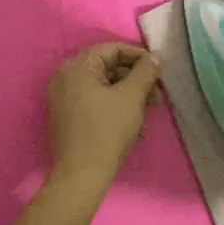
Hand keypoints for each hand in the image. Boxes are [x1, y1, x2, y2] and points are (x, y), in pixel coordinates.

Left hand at [46, 43, 160, 192]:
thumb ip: (145, 72)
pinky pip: (95, 103)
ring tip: (147, 116)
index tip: (159, 71)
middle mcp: (65, 77)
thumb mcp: (132, 97)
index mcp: (78, 67)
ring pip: (104, 88)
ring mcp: (63, 99)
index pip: (113, 49)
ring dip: (129, 97)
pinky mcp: (67, 117)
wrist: (82, 175)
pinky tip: (134, 127)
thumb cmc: (107, 130)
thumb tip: (153, 58)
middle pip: (108, 68)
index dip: (139, 57)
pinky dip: (115, 108)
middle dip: (136, 81)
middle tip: (157, 97)